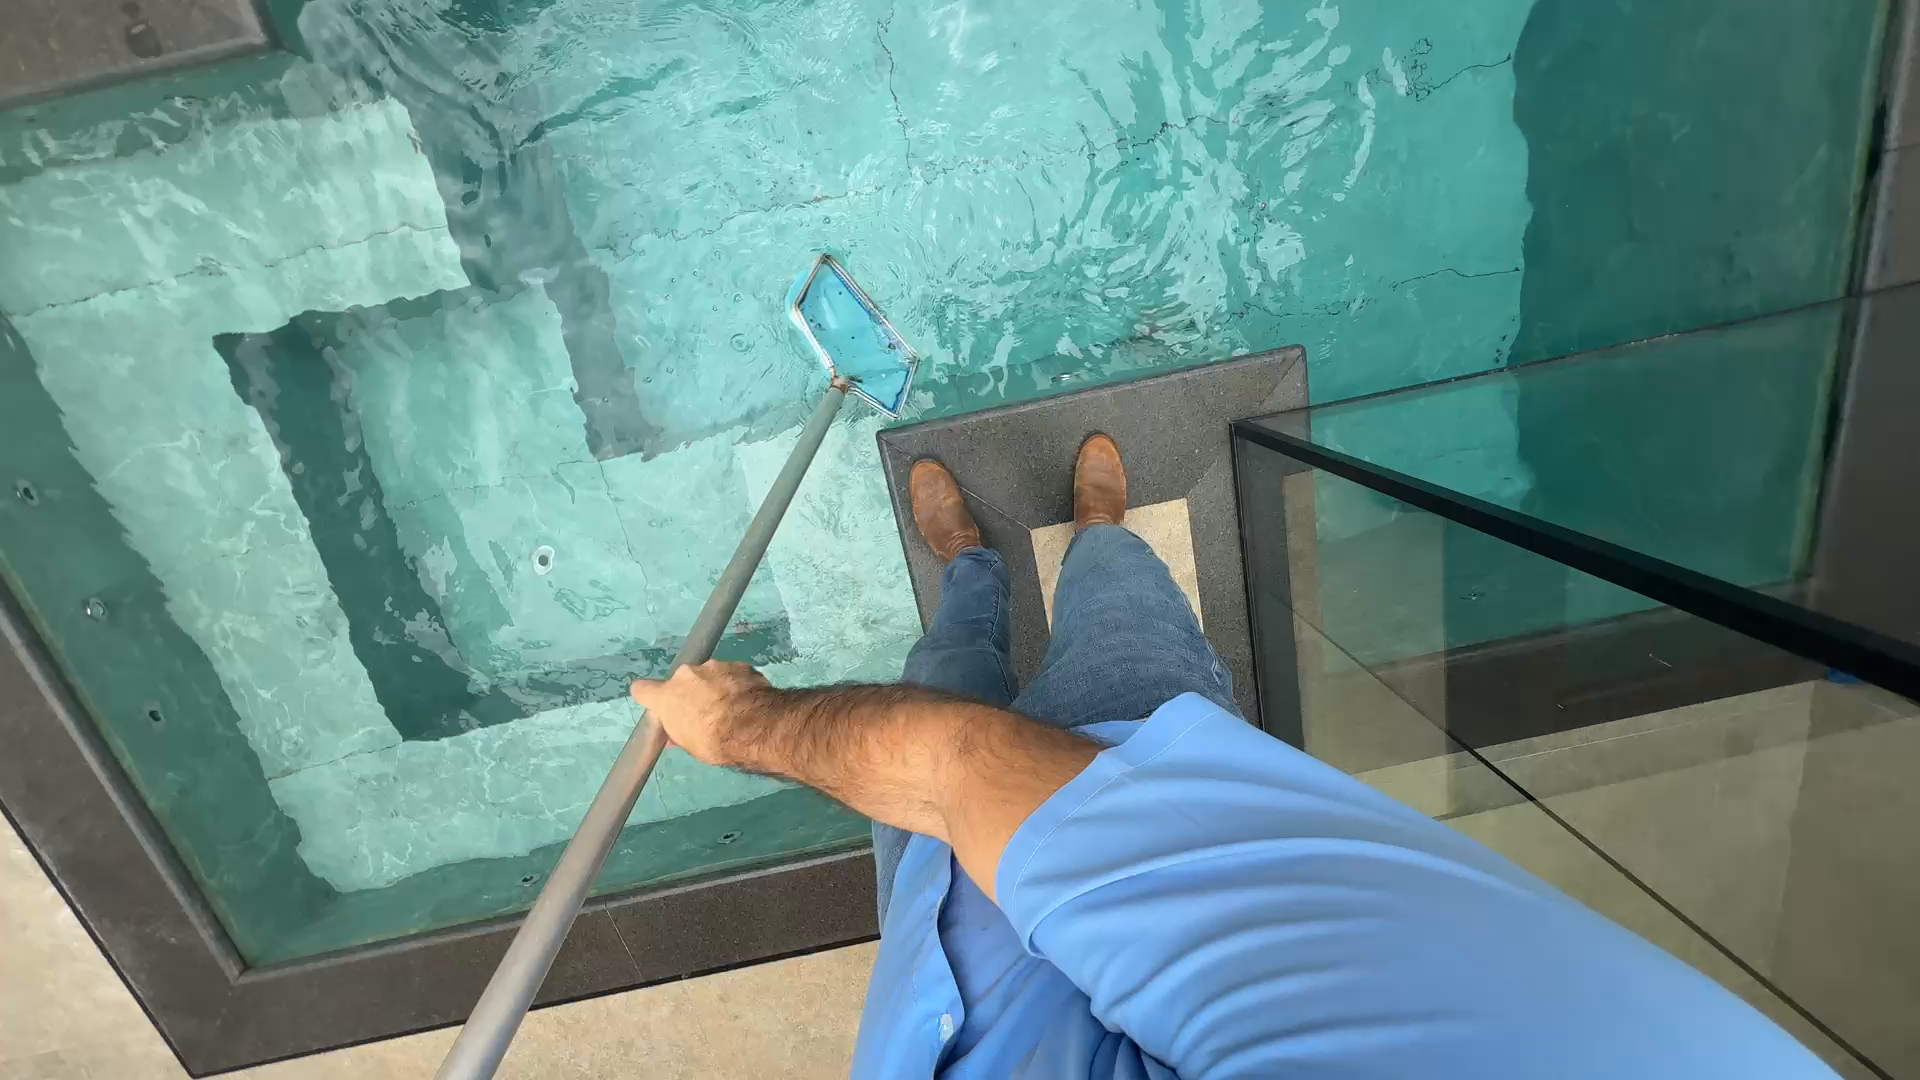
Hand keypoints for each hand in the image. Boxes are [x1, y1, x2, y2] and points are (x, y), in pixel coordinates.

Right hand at [630, 660, 770, 766]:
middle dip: (691, 692)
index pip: (643, 689)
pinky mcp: (740, 664)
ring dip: (716, 686)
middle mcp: (687, 674)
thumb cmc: (714, 741)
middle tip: (705, 710)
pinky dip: (737, 683)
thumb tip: (673, 734)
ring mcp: (715, 666)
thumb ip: (678, 731)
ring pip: (710, 675)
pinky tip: (748, 699)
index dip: (649, 696)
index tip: (657, 704)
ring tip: (732, 705)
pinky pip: (733, 674)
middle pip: (683, 681)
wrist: (753, 726)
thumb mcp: (689, 744)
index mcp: (667, 695)